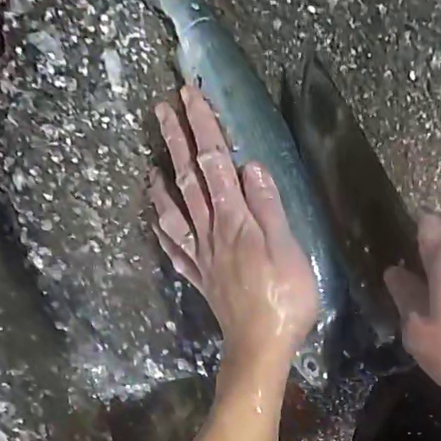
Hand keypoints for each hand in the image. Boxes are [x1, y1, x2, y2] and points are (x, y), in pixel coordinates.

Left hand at [150, 86, 319, 372]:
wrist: (261, 346)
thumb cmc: (285, 300)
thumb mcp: (288, 251)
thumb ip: (268, 208)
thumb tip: (249, 166)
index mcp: (236, 221)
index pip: (215, 165)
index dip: (203, 129)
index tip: (190, 94)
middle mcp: (213, 232)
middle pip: (190, 180)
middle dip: (177, 141)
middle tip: (162, 108)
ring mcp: (203, 257)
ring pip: (175, 211)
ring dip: (162, 181)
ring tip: (151, 160)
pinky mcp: (202, 278)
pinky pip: (175, 248)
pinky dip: (162, 228)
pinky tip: (156, 218)